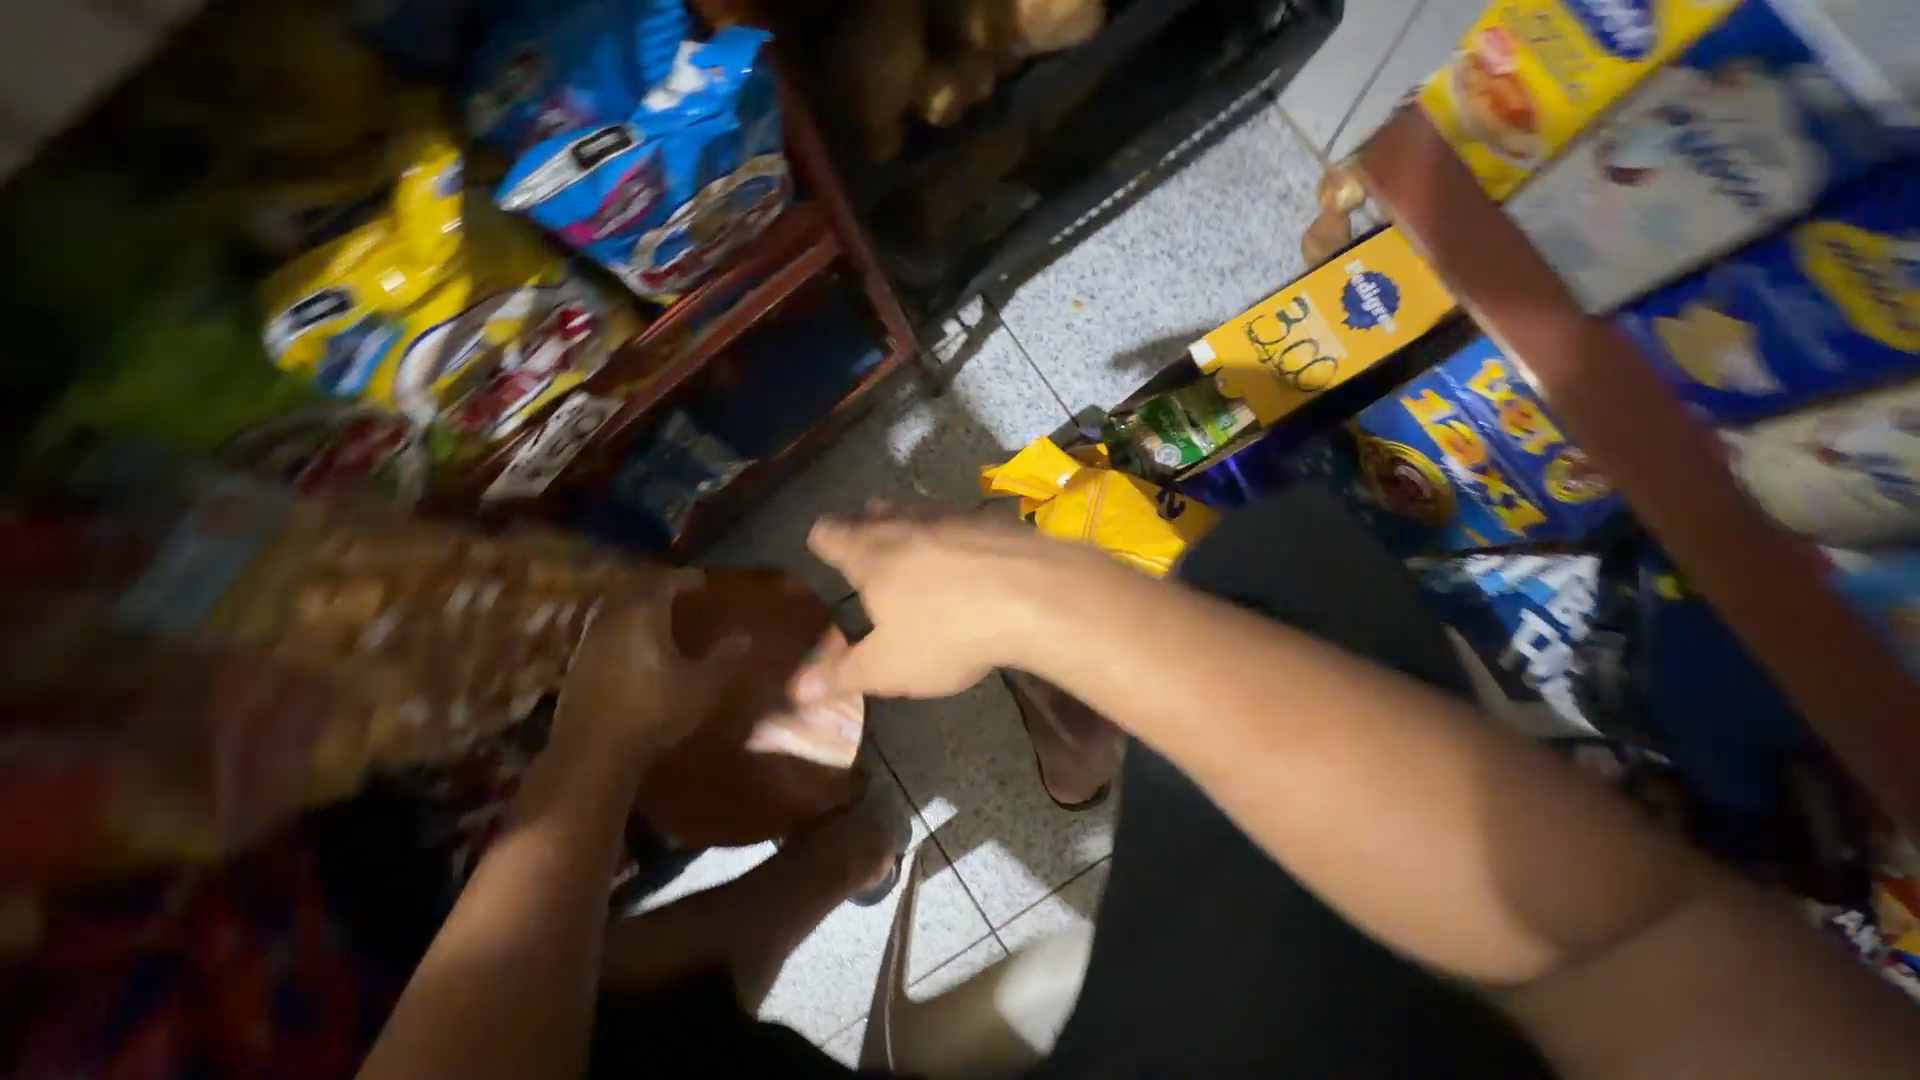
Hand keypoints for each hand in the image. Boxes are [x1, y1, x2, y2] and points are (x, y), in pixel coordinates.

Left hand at [554, 569, 745, 760]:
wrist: (592, 751)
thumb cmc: (653, 712)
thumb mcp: (700, 687)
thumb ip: (722, 659)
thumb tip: (744, 638)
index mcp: (643, 614)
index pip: (664, 581)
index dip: (684, 577)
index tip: (701, 581)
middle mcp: (613, 618)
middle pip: (633, 587)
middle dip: (656, 584)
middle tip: (677, 589)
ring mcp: (590, 640)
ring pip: (613, 606)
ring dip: (634, 602)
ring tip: (654, 612)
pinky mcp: (577, 663)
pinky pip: (603, 627)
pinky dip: (620, 624)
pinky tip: (630, 642)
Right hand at [792, 504, 1109, 702]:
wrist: (1035, 595)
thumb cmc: (947, 632)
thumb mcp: (888, 667)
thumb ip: (842, 674)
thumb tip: (797, 689)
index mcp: (871, 553)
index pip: (830, 534)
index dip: (823, 541)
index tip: (822, 546)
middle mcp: (907, 524)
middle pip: (875, 512)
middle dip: (866, 525)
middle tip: (865, 541)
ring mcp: (955, 518)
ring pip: (921, 512)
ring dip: (913, 526)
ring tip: (915, 545)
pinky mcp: (997, 523)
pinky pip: (965, 524)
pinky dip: (959, 538)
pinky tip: (973, 558)